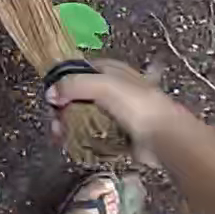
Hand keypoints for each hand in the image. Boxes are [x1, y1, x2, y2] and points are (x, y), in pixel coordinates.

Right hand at [46, 59, 192, 166]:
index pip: (79, 70)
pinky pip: (92, 133)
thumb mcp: (103, 85)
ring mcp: (115, 112)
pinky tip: (71, 144)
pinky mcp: (117, 133)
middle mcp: (112, 88)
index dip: (63, 80)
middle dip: (62, 107)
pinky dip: (80, 138)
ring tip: (60, 136)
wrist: (164, 138)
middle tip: (55, 122)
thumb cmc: (136, 105)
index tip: (51, 96)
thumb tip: (50, 94)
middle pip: (78, 95)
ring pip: (83, 115)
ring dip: (68, 125)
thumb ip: (73, 85)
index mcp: (111, 70)